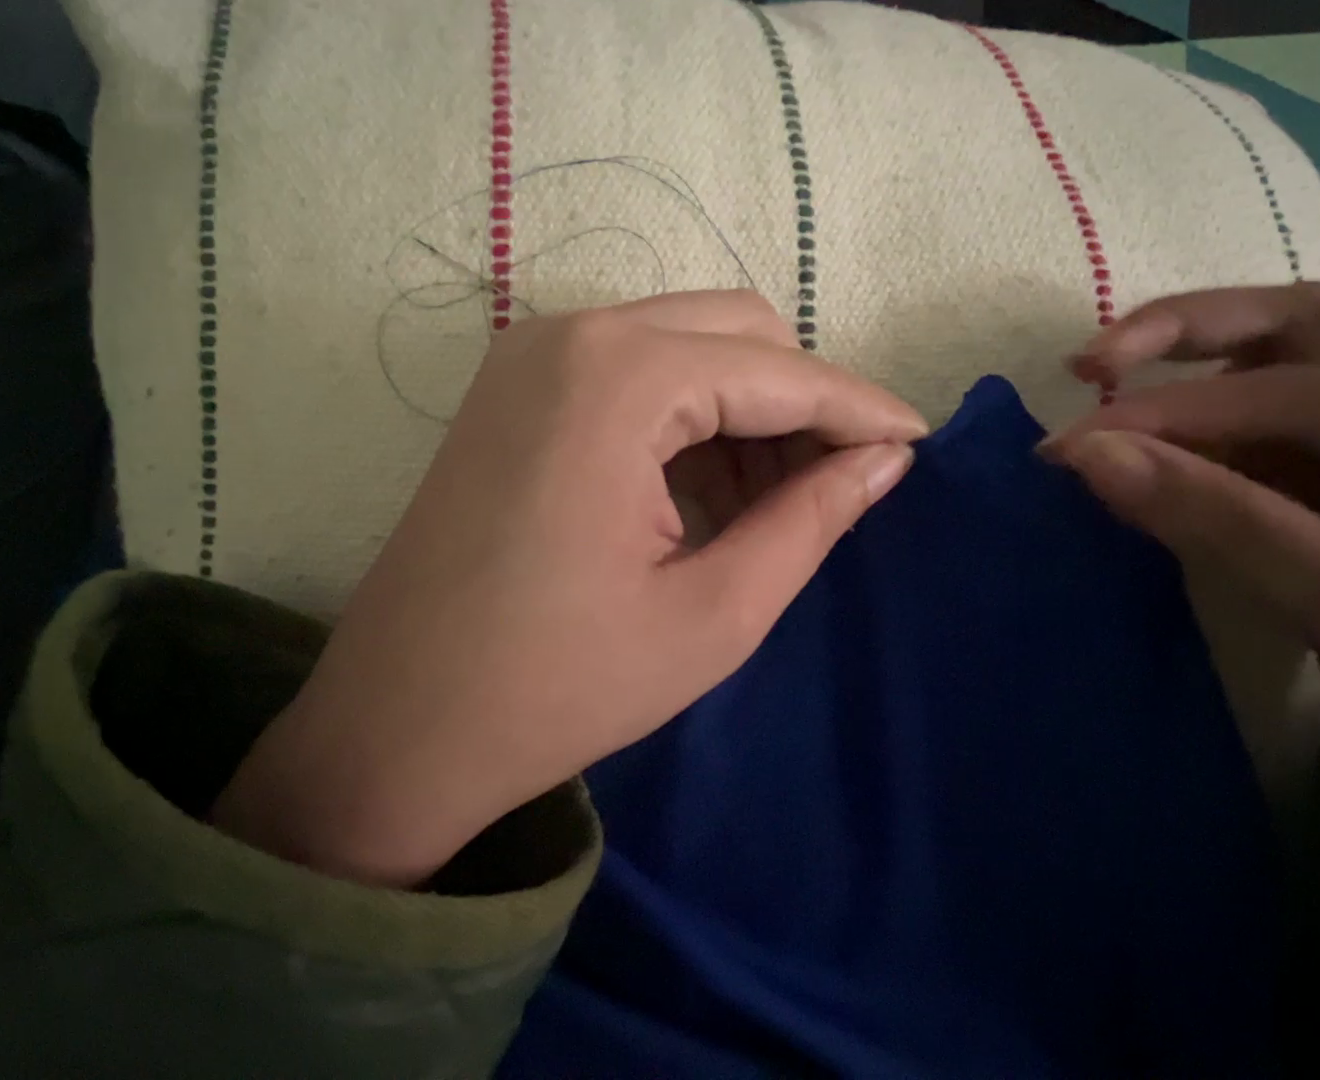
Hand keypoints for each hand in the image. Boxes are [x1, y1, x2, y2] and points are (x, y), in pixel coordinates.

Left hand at [211, 291, 925, 886]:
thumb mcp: (714, 613)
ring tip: (773, 504)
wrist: (401, 726)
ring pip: (680, 348)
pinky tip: (704, 496)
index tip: (919, 445)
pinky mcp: (508, 393)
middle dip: (800, 400)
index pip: (777, 370)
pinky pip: (628, 377)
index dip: (859, 409)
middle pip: (732, 332)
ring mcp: (527, 358)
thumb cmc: (561, 686)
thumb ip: (810, 519)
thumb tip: (886, 461)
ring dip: (743, 409)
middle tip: (839, 484)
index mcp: (618, 378)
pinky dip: (683, 420)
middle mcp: (568, 335)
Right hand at [1044, 283, 1319, 904]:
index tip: (1062, 447)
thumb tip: (1087, 456)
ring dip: (1203, 382)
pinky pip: (1295, 451)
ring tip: (1114, 406)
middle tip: (1088, 367)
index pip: (1299, 389)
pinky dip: (1218, 447)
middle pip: (1310, 336)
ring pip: (1301, 382)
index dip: (1169, 412)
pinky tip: (1167, 467)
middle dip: (1190, 339)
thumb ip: (1228, 527)